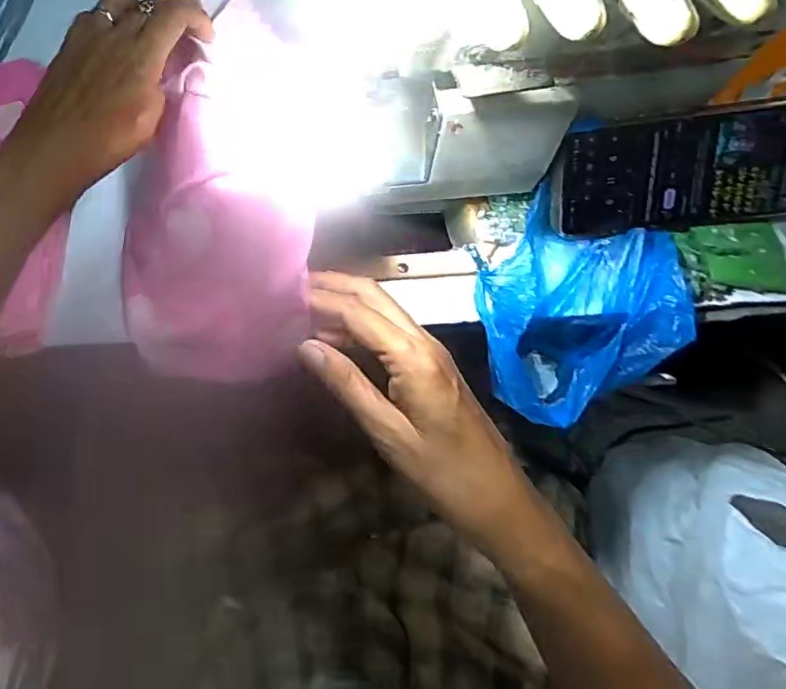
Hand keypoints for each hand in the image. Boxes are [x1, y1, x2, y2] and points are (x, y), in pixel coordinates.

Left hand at [0, 0, 212, 215]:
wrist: (50, 151)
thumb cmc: (106, 141)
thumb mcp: (151, 118)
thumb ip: (162, 84)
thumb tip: (161, 69)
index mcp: (141, 52)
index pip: (176, 11)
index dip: (198, 17)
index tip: (205, 39)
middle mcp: (114, 33)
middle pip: (152, 0)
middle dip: (177, 10)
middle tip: (185, 33)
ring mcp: (87, 35)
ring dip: (141, 9)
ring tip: (145, 34)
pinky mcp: (68, 44)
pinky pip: (93, 16)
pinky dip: (110, 21)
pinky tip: (111, 46)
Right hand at [300, 272, 528, 547]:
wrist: (501, 500)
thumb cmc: (444, 474)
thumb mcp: (389, 434)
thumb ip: (347, 385)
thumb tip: (304, 346)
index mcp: (413, 357)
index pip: (357, 311)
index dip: (319, 298)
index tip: (283, 293)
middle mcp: (423, 341)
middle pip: (372, 294)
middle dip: (331, 284)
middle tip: (290, 288)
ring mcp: (429, 349)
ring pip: (381, 306)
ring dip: (343, 299)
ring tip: (302, 306)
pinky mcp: (429, 362)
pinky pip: (387, 326)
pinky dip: (356, 320)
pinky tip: (332, 334)